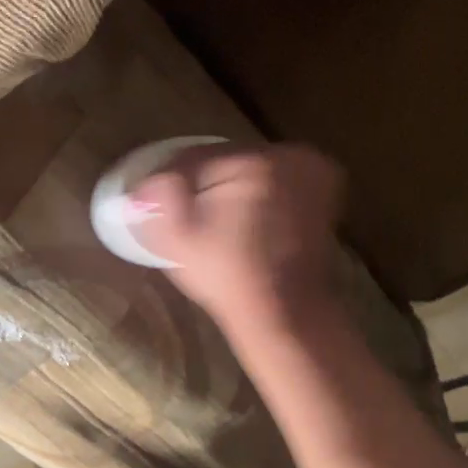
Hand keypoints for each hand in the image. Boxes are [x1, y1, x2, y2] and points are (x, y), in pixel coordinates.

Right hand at [130, 142, 344, 327]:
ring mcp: (311, 171)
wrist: (284, 312)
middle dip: (198, 181)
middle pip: (224, 160)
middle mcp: (289, 155)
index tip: (147, 202)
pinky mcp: (321, 190)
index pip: (193, 158)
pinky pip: (272, 182)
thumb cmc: (228, 278)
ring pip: (248, 170)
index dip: (166, 180)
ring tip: (205, 215)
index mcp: (253, 161)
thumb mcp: (178, 241)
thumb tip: (146, 184)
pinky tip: (236, 218)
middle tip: (174, 208)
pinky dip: (252, 194)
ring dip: (225, 186)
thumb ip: (158, 200)